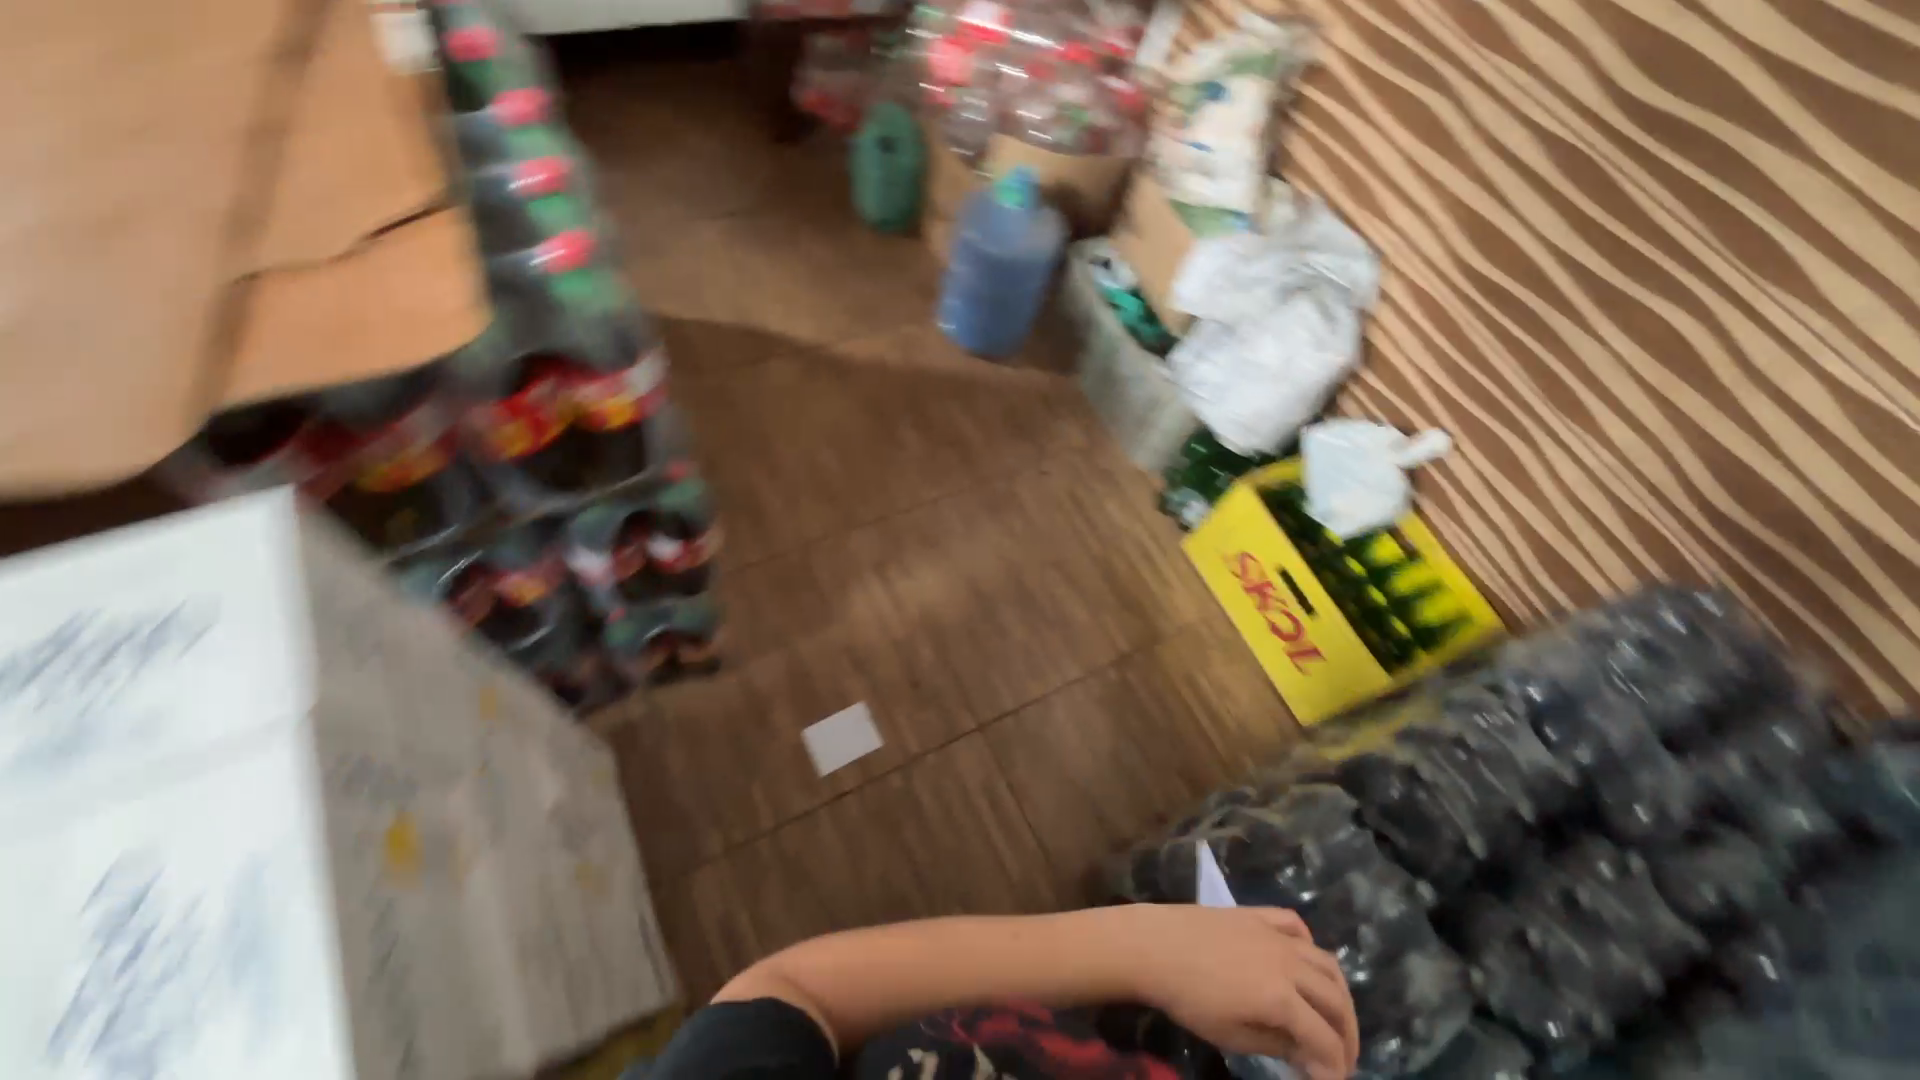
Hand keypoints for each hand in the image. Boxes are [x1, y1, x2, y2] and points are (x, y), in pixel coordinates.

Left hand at [1124, 905, 1359, 1079]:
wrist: (1153, 946)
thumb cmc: (1187, 998)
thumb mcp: (1231, 1036)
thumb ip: (1278, 1046)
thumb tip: (1313, 1058)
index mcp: (1281, 998)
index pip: (1326, 1040)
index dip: (1335, 1068)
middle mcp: (1288, 964)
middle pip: (1336, 1000)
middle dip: (1346, 1035)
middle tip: (1341, 1058)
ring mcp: (1274, 934)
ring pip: (1326, 962)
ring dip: (1338, 993)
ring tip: (1334, 1016)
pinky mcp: (1256, 915)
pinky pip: (1295, 925)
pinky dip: (1309, 945)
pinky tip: (1304, 962)